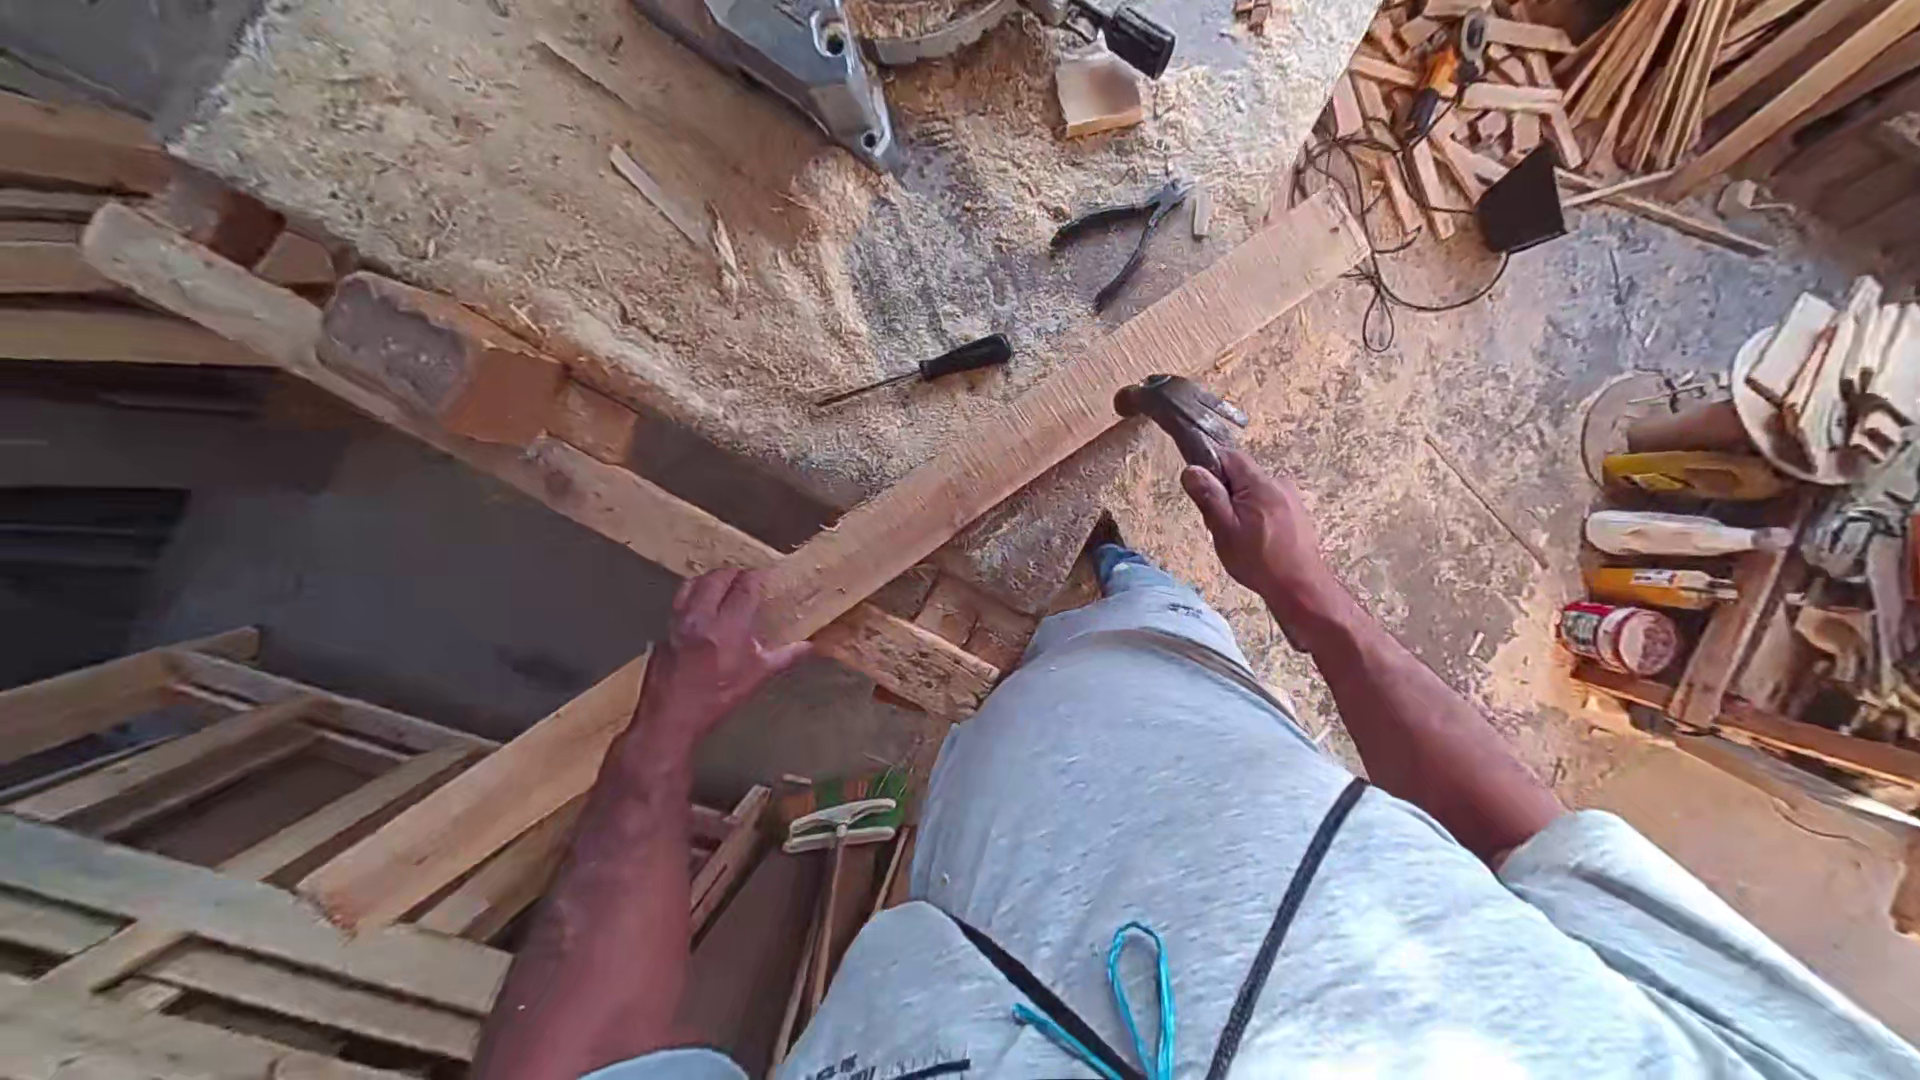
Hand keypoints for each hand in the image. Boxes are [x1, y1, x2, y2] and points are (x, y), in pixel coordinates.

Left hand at [626, 569, 812, 760]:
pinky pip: (679, 600)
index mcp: (727, 627)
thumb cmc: (717, 699)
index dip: (757, 577)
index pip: (744, 588)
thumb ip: (784, 657)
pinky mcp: (663, 629)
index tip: (766, 576)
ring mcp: (678, 621)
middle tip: (746, 578)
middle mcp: (701, 617)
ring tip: (723, 584)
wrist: (670, 718)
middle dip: (734, 573)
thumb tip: (809, 647)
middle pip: (717, 578)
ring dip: (711, 579)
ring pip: (693, 584)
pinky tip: (701, 605)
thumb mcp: (756, 678)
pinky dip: (693, 593)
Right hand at [1181, 448, 1344, 624]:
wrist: (1300, 587)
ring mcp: (1291, 498)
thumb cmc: (1258, 560)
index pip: (1229, 456)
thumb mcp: (1224, 529)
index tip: (1199, 488)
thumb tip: (1192, 469)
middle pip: (1241, 475)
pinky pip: (1267, 503)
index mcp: (1260, 484)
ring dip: (1238, 506)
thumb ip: (1208, 496)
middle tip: (1217, 522)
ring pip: (1253, 491)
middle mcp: (1279, 483)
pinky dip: (1254, 515)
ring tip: (1236, 536)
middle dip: (1223, 492)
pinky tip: (1254, 540)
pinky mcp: (1296, 513)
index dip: (1209, 466)